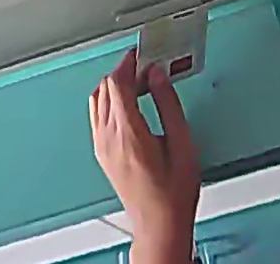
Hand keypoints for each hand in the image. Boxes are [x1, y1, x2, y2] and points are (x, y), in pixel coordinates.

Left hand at [90, 51, 198, 260]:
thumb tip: (157, 74)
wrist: (159, 226)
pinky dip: (109, 99)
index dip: (128, 62)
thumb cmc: (174, 191)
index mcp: (128, 133)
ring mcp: (101, 146)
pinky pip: (97, 113)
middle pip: (105, 86)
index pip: (117, 83)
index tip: (141, 53)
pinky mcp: (101, 153)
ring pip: (98, 98)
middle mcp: (109, 137)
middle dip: (124, 70)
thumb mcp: (182, 142)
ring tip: (137, 81)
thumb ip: (168, 103)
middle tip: (146, 66)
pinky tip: (127, 101)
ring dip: (114, 83)